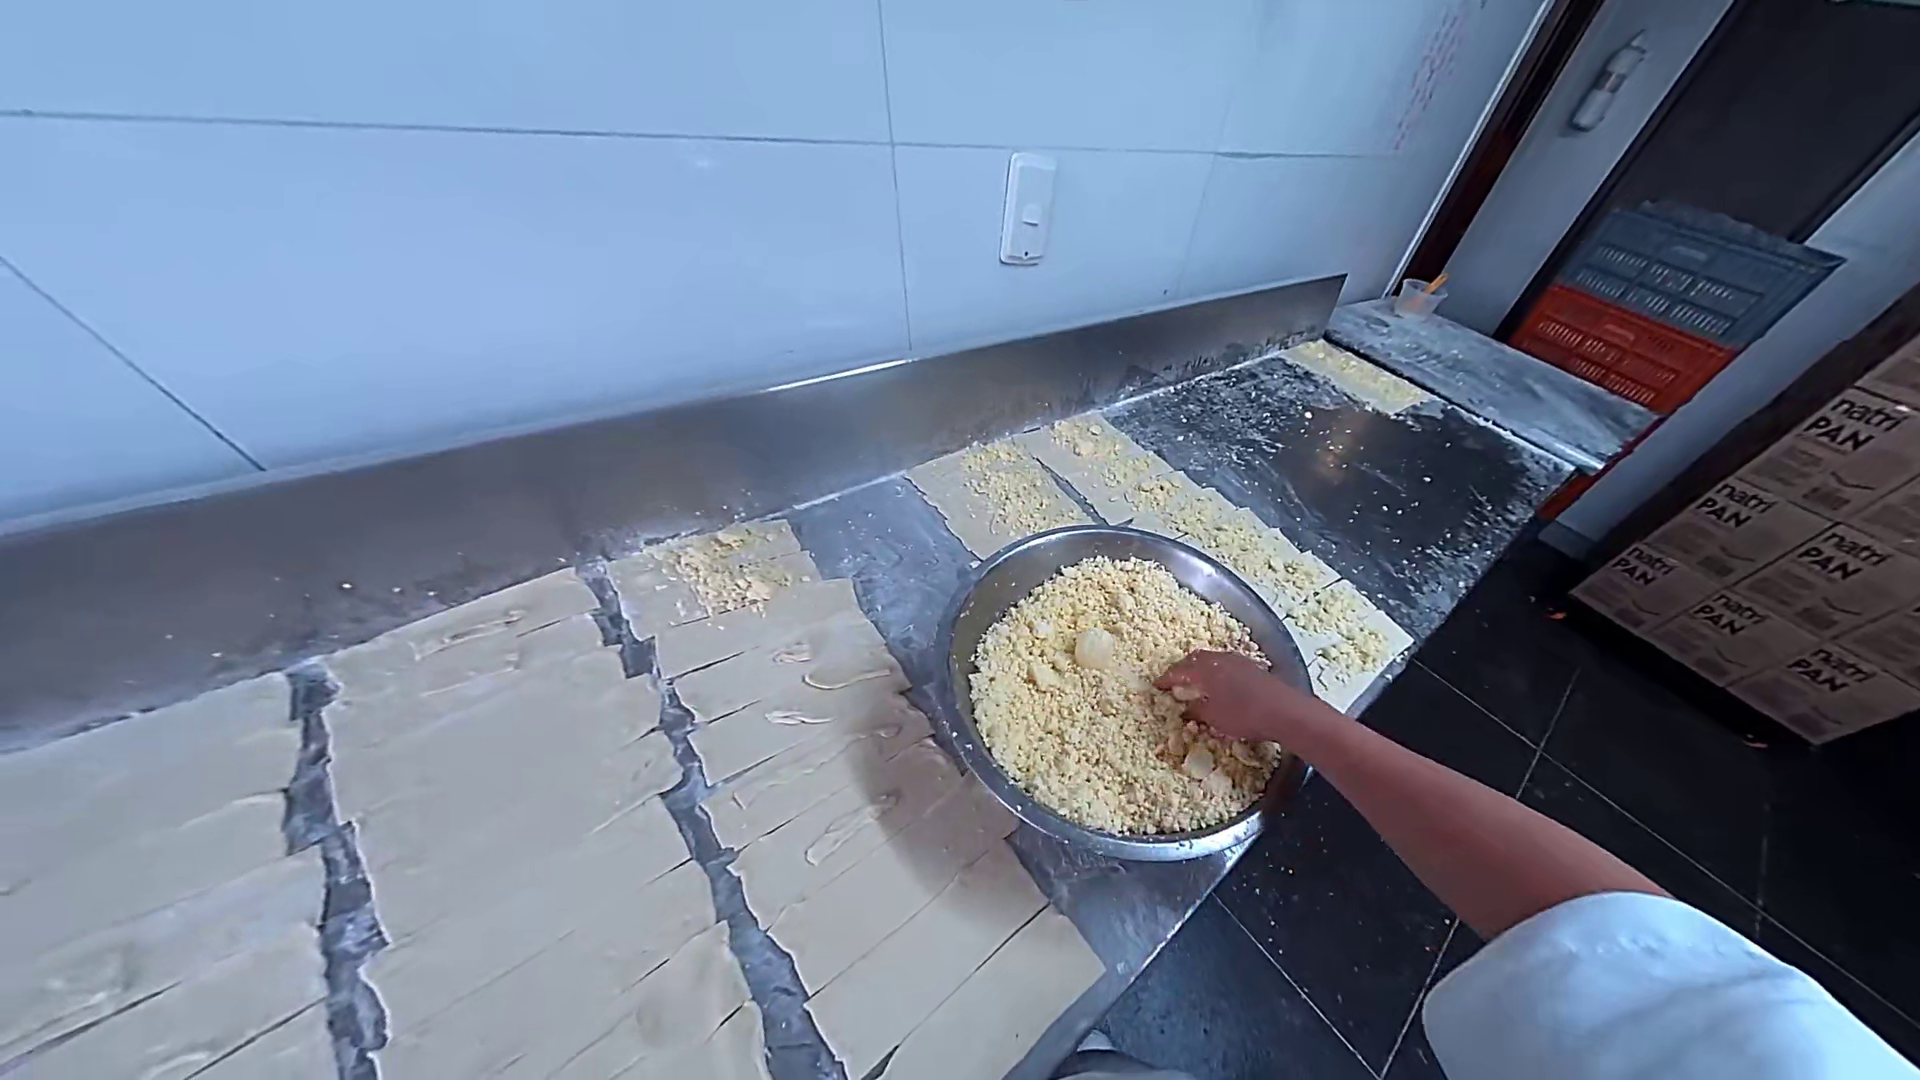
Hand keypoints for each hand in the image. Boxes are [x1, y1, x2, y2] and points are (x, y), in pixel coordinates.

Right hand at [1155, 650, 1316, 742]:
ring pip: (1211, 659)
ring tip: (1195, 680)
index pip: (1177, 671)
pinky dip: (1216, 671)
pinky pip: (1225, 664)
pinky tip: (1220, 683)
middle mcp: (1218, 659)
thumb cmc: (1244, 715)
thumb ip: (1196, 711)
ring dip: (1200, 668)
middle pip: (1193, 659)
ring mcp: (1237, 661)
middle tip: (1174, 680)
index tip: (1157, 686)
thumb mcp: (1214, 717)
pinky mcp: (1252, 667)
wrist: (1286, 712)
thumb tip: (1185, 710)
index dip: (1165, 679)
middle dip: (1181, 669)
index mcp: (1203, 669)